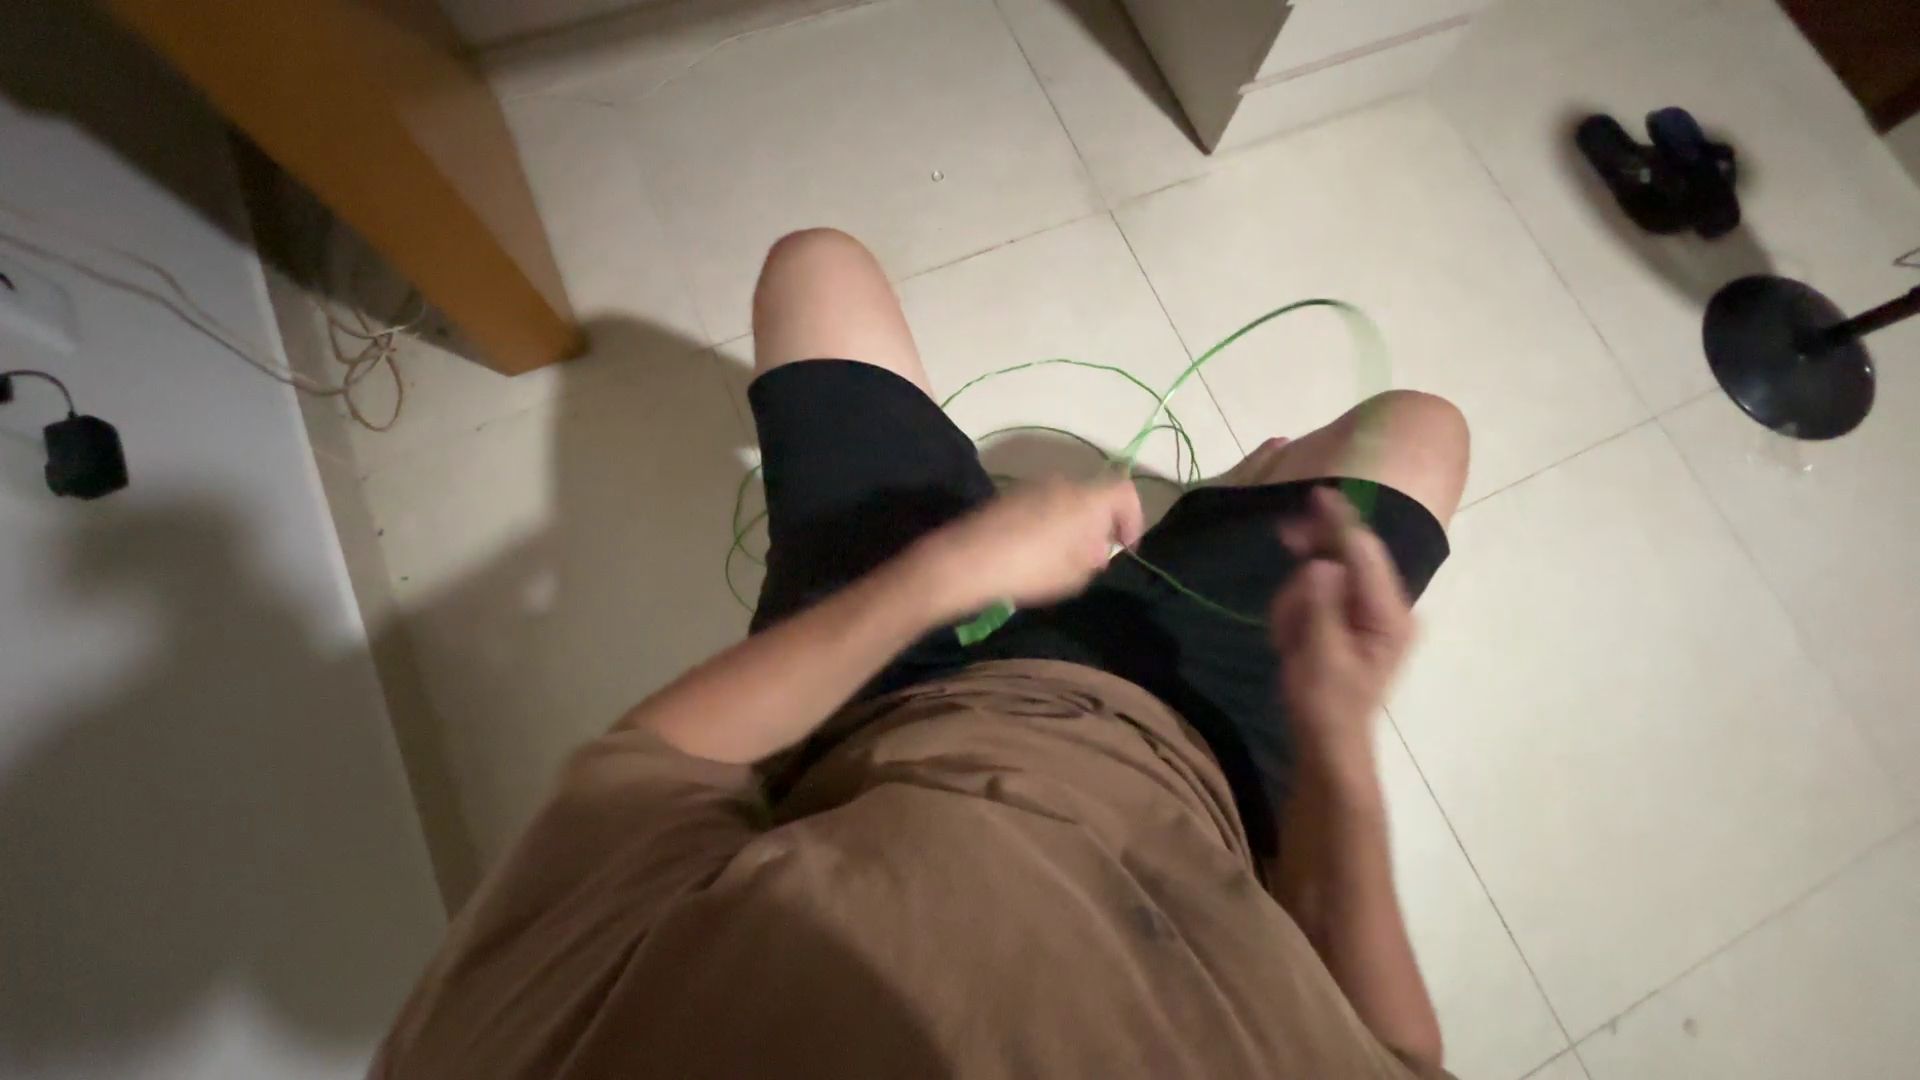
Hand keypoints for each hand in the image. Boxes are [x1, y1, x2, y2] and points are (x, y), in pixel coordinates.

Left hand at [914, 476, 1144, 615]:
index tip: (1126, 547)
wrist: (965, 560)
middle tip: (1094, 556)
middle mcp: (1063, 481)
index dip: (1134, 518)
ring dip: (1074, 524)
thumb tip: (1098, 547)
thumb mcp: (1075, 575)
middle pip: (1095, 495)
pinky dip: (1049, 523)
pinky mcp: (1008, 495)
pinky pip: (1042, 504)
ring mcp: (1033, 485)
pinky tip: (1035, 552)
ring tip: (1063, 558)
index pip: (1126, 492)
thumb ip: (1096, 558)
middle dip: (1100, 524)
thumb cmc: (1030, 569)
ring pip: (1067, 500)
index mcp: (1088, 497)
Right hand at [1270, 488, 1415, 782]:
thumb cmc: (1325, 704)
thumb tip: (1321, 565)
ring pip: (1328, 576)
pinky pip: (1321, 594)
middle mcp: (1388, 608)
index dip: (1340, 522)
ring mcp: (1371, 614)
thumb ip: (1320, 607)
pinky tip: (1292, 635)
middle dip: (1313, 556)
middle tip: (1283, 536)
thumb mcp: (1320, 657)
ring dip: (1298, 597)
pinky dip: (1299, 608)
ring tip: (1287, 636)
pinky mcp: (1353, 620)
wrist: (1328, 740)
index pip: (1365, 554)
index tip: (1317, 495)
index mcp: (1390, 615)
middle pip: (1351, 556)